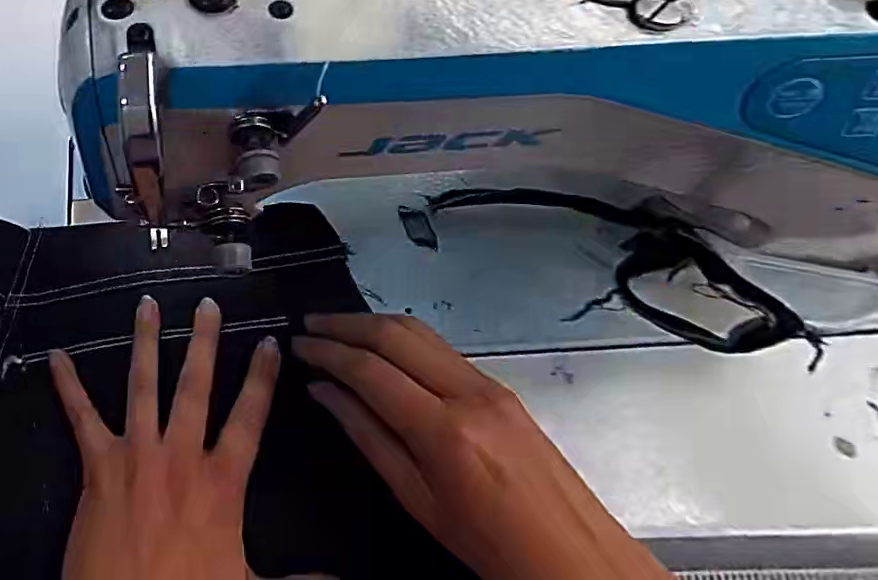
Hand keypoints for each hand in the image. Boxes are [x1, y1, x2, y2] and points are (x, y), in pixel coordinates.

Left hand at [51, 295, 309, 579]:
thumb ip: (296, 579)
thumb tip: (337, 578)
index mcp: (219, 482)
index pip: (249, 418)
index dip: (261, 378)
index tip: (269, 341)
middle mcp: (179, 457)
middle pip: (195, 386)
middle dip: (204, 341)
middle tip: (207, 303)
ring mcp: (136, 456)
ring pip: (144, 385)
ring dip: (146, 341)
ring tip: (147, 304)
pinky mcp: (98, 468)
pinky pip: (81, 419)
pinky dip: (68, 387)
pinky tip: (56, 358)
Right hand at [295, 314, 671, 579]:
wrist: (578, 561)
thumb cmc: (491, 549)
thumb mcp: (420, 503)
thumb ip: (368, 438)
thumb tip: (325, 392)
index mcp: (445, 431)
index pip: (371, 370)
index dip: (328, 353)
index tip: (298, 345)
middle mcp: (467, 391)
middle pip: (394, 334)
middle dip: (345, 323)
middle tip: (309, 325)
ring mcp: (486, 381)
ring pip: (418, 330)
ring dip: (372, 322)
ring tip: (336, 327)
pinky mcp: (498, 382)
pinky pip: (439, 347)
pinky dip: (401, 336)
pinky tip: (381, 344)